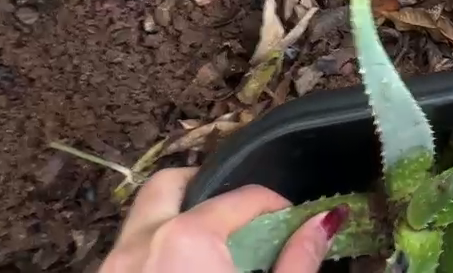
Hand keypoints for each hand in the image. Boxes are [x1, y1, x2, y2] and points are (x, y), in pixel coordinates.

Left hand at [100, 169, 341, 272]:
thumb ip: (299, 260)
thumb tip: (326, 220)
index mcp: (184, 239)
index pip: (243, 197)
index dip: (276, 206)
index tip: (292, 228)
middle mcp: (135, 249)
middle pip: (168, 188)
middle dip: (204, 189)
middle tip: (238, 219)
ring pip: (138, 230)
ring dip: (175, 230)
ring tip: (213, 265)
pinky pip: (126, 268)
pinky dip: (155, 266)